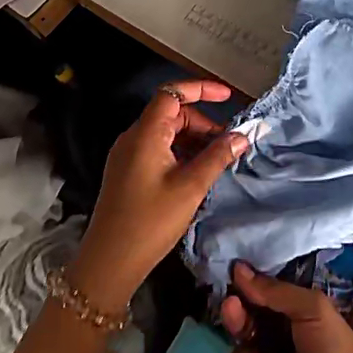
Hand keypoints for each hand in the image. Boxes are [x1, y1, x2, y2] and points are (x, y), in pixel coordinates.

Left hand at [69, 79, 248, 314]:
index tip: (227, 96)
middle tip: (228, 142)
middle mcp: (133, 138)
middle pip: (171, 113)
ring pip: (166, 132)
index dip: (201, 89)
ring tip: (217, 159)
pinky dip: (180, 151)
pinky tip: (196, 171)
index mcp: (145, 133)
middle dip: (203, 122)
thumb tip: (243, 135)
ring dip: (193, 139)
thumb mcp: (191, 187)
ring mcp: (127, 155)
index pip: (172, 93)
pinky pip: (157, 148)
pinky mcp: (127, 172)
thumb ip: (218, 156)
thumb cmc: (150, 221)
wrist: (109, 263)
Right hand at [223, 263, 352, 352]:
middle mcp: (279, 331)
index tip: (230, 270)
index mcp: (296, 309)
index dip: (247, 281)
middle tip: (231, 306)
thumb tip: (239, 268)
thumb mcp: (314, 311)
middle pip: (246, 316)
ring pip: (240, 346)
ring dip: (252, 351)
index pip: (264, 289)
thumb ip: (276, 292)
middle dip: (237, 311)